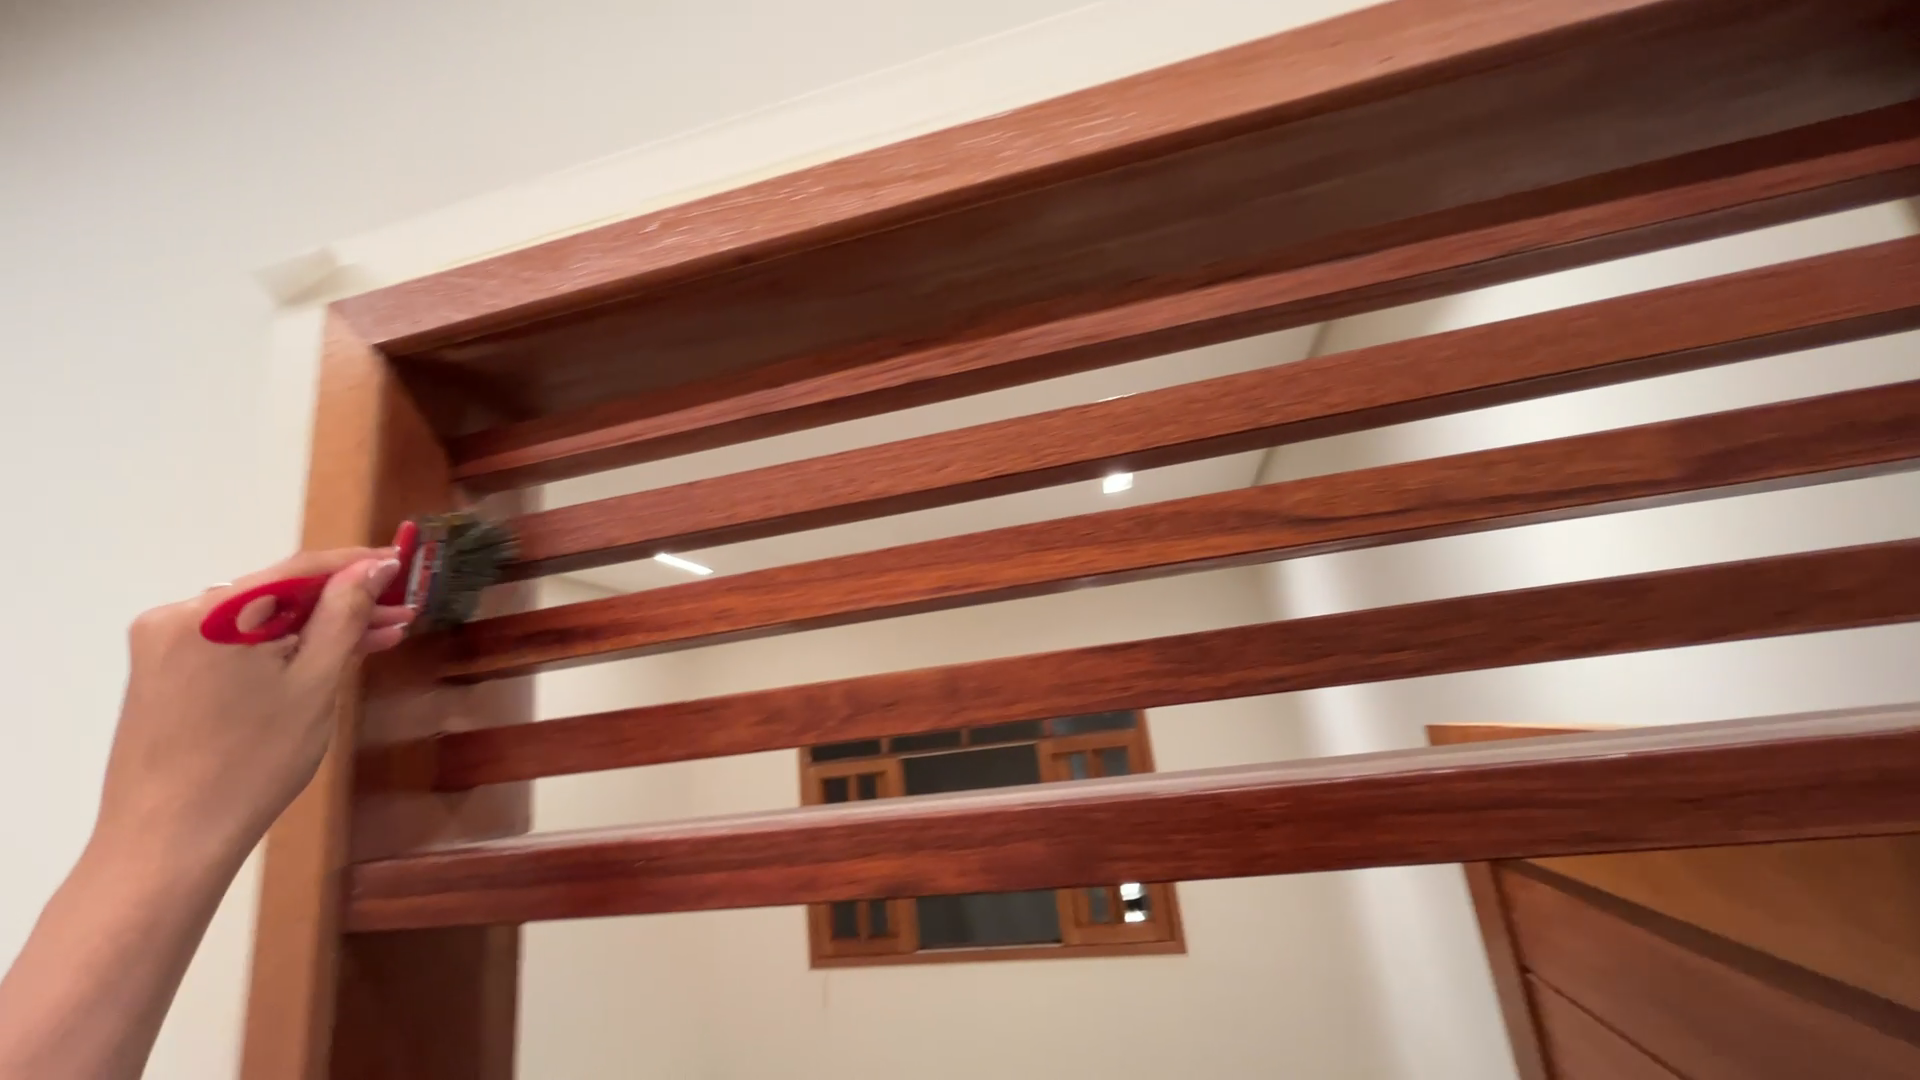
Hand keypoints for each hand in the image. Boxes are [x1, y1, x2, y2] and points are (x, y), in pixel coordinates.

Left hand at [94, 548, 417, 866]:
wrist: (170, 839)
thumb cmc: (254, 759)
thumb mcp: (315, 681)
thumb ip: (345, 615)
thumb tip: (375, 567)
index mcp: (208, 614)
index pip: (298, 569)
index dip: (358, 563)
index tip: (406, 563)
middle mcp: (176, 618)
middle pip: (280, 594)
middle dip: (345, 602)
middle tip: (404, 614)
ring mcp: (165, 647)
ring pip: (264, 620)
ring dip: (322, 628)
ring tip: (381, 639)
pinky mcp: (166, 674)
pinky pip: (241, 644)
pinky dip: (288, 648)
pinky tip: (330, 659)